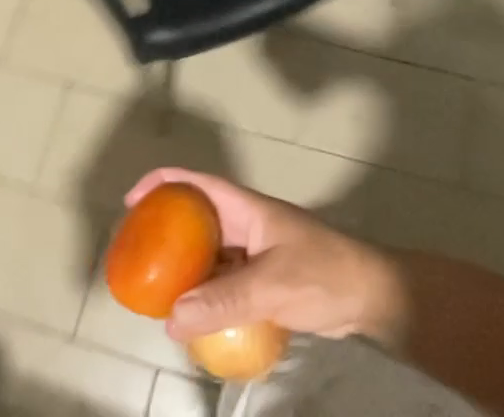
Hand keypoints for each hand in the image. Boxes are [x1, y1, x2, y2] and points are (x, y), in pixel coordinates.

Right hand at [124, 168, 405, 345]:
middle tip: (136, 257)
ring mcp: (255, 252)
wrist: (372, 297)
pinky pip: (223, 282)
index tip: (131, 201)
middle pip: (196, 219)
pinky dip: (204, 295)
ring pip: (209, 254)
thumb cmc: (325, 274)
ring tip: (156, 292)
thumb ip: (224, 300)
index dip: (163, 183)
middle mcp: (246, 225)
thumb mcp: (272, 284)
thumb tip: (171, 319)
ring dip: (184, 269)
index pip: (198, 183)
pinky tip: (191, 318)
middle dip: (165, 232)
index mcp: (247, 208)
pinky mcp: (263, 280)